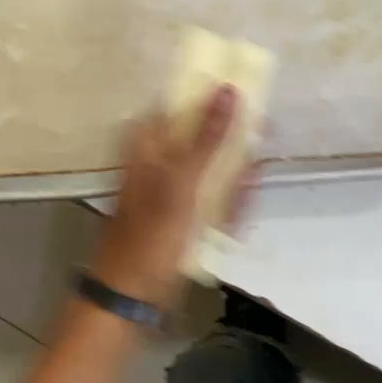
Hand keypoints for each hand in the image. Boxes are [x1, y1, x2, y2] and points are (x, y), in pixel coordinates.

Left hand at [89, 84, 242, 308]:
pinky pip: (208, 198)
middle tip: (250, 169)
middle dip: (232, 151)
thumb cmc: (152, 234)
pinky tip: (231, 224)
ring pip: (210, 168)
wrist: (130, 294)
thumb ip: (207, 135)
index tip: (249, 108)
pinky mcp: (177, 211)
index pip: (184, 102)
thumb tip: (229, 88)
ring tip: (238, 206)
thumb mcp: (183, 182)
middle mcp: (156, 156)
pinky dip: (223, 207)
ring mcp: (167, 185)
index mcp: (147, 140)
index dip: (217, 102)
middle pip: (204, 136)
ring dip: (232, 184)